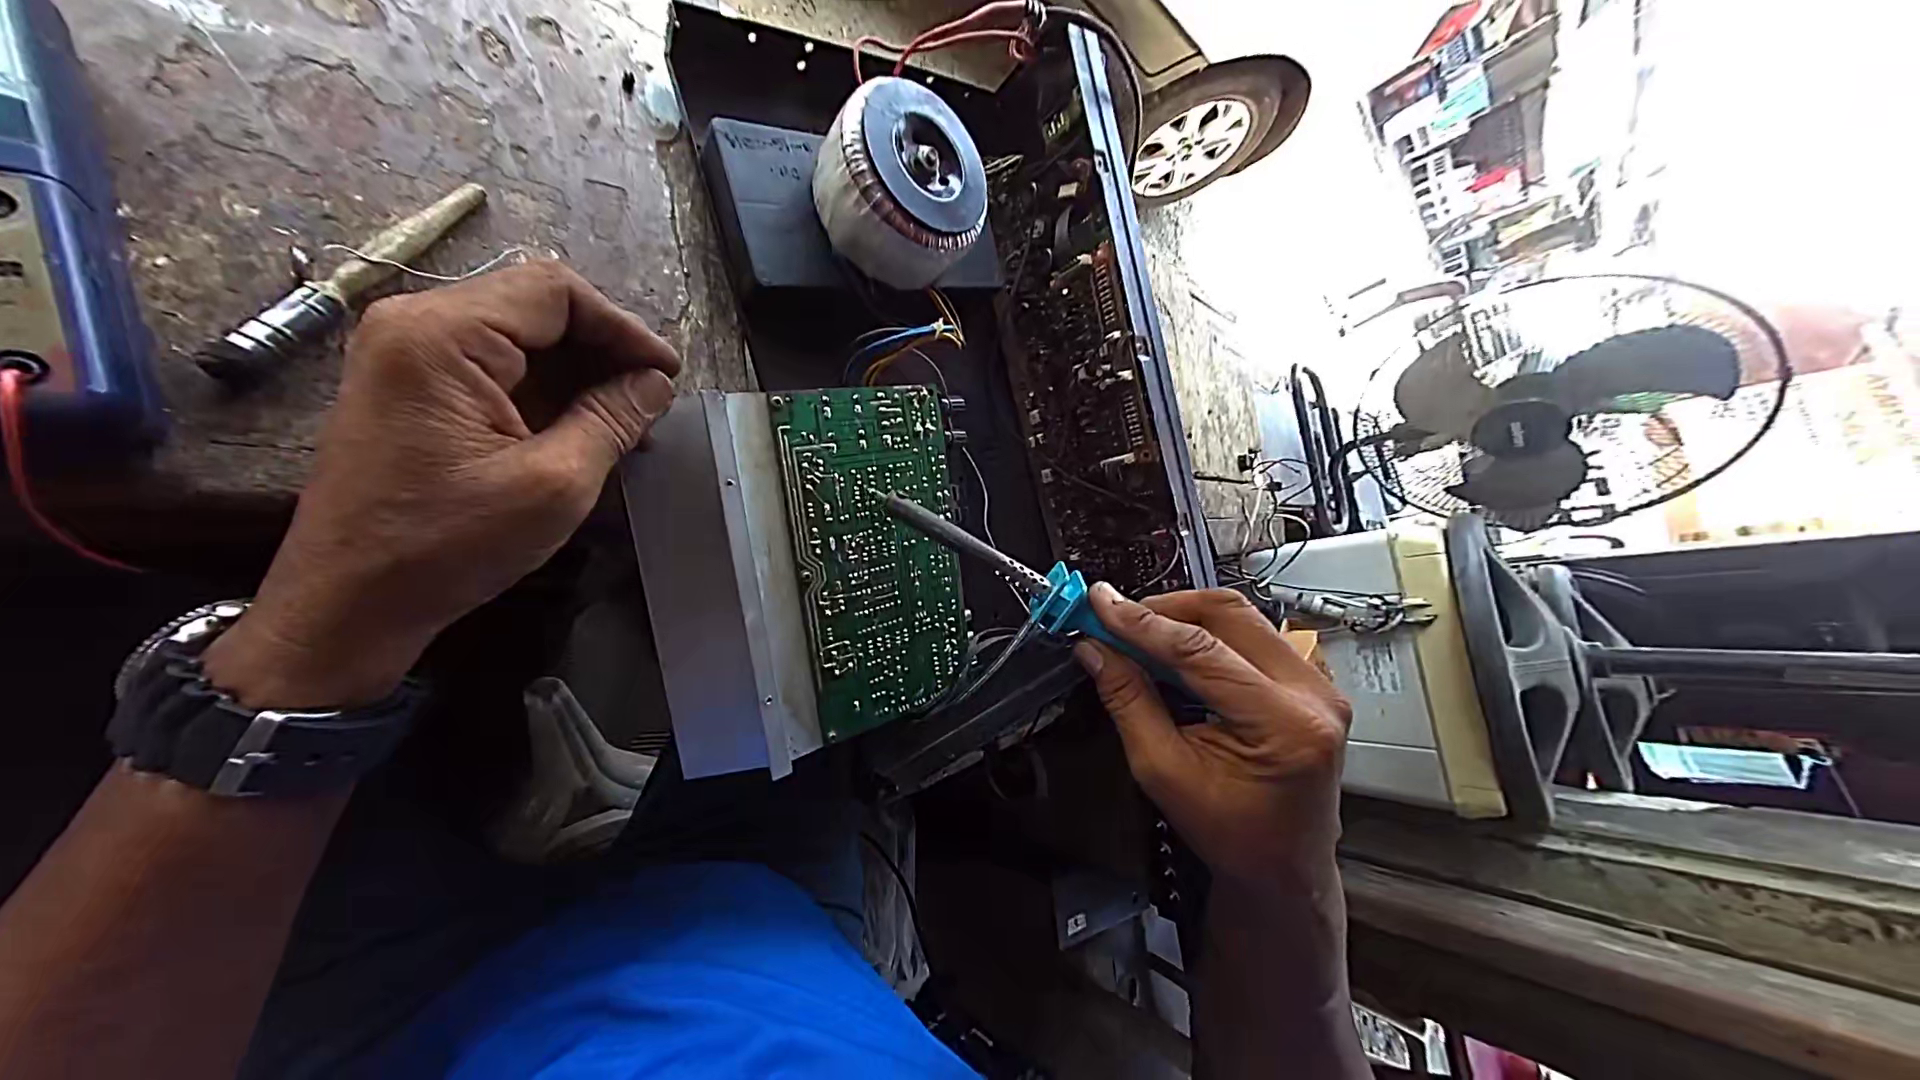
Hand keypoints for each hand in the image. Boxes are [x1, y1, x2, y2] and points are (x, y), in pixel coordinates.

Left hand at [202, 261, 679, 707]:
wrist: (351, 601)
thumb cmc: (450, 542)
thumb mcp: (555, 482)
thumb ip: (612, 419)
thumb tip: (655, 383)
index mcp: (442, 336)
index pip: (555, 292)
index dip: (623, 327)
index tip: (666, 374)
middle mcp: (418, 327)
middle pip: (539, 309)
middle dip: (607, 351)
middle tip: (654, 400)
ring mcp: (412, 358)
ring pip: (525, 341)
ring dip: (585, 375)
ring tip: (632, 423)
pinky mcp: (417, 391)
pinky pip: (501, 371)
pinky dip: (553, 393)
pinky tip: (590, 430)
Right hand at [1074, 586, 1350, 887]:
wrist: (1282, 869)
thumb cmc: (1233, 836)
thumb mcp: (1164, 772)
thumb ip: (1128, 701)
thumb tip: (1096, 650)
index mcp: (1284, 724)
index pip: (1200, 649)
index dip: (1141, 622)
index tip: (1101, 604)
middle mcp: (1313, 695)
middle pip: (1227, 613)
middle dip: (1163, 609)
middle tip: (1116, 618)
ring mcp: (1317, 685)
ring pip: (1240, 615)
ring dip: (1184, 616)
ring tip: (1141, 636)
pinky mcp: (1309, 682)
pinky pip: (1253, 632)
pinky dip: (1208, 631)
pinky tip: (1178, 650)